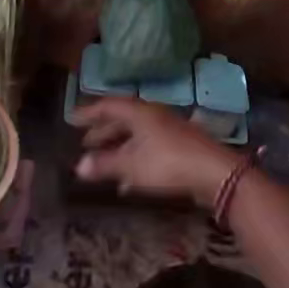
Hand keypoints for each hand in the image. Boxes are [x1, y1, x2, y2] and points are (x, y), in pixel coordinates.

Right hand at [73, 98, 240, 208]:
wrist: (216, 174)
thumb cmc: (169, 164)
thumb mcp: (131, 166)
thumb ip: (104, 165)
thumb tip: (78, 167)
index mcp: (140, 113)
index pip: (109, 106)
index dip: (89, 112)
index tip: (72, 120)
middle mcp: (155, 117)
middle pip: (124, 120)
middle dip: (104, 132)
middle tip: (86, 143)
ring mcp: (170, 131)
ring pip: (138, 136)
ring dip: (119, 148)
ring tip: (103, 164)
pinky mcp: (181, 148)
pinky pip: (150, 150)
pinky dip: (135, 161)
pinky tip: (129, 181)